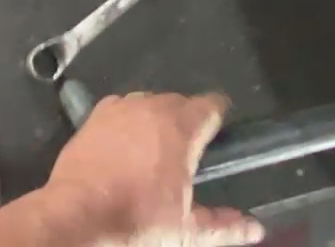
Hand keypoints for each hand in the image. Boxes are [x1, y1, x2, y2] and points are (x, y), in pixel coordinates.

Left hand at [47, 92, 264, 245]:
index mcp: (180, 128)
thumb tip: (255, 228)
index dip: (218, 114)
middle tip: (191, 150)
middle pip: (179, 102)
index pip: (209, 106)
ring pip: (149, 102)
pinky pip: (121, 108)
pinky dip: (129, 120)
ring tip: (158, 148)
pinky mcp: (94, 114)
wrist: (79, 215)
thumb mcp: (187, 232)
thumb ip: (224, 226)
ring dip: (157, 117)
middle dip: (188, 119)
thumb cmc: (138, 222)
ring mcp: (120, 107)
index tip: (221, 128)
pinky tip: (127, 144)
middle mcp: (151, 107)